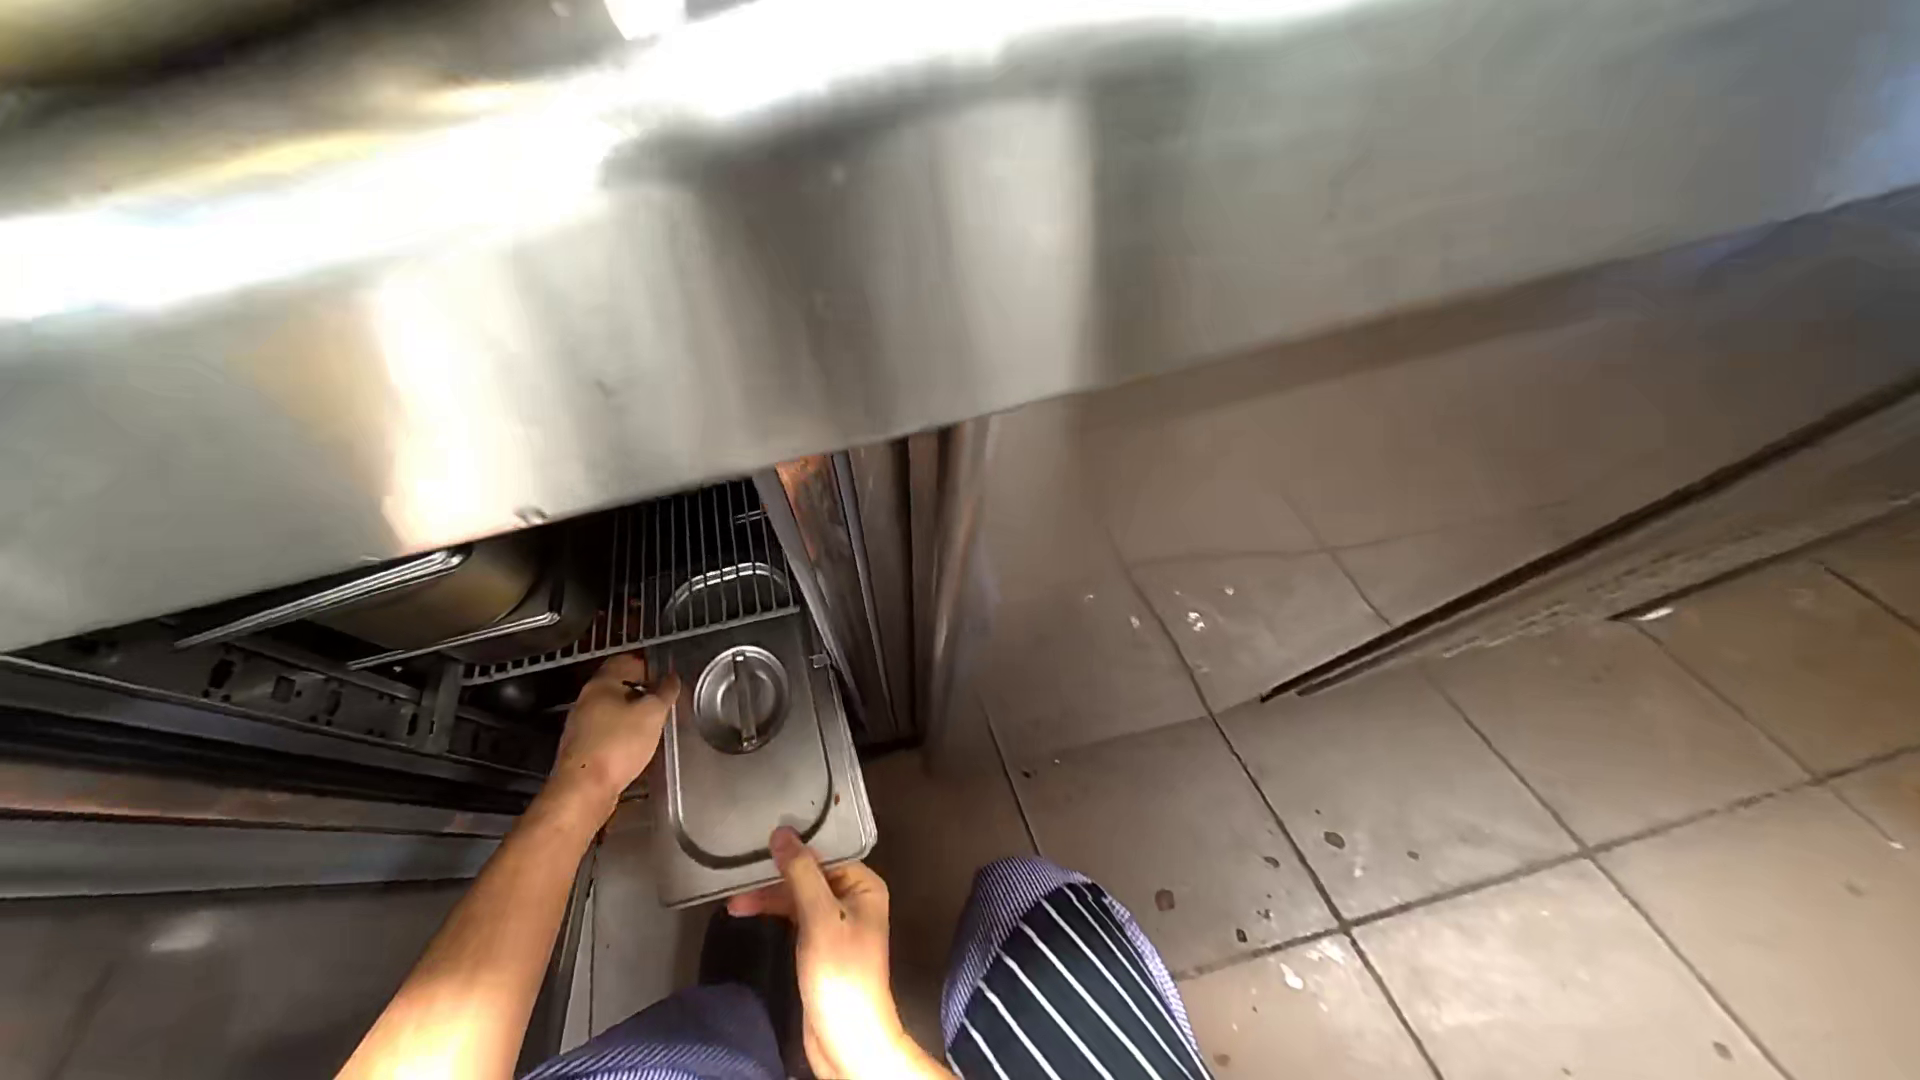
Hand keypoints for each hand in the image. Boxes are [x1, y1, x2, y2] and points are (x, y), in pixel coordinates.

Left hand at [543, 654, 678, 820]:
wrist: (584, 790)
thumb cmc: (615, 747)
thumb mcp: (653, 713)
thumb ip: (665, 692)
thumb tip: (671, 680)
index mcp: (600, 685)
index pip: (623, 661)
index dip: (646, 663)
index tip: (661, 669)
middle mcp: (585, 702)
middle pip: (616, 685)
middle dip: (641, 689)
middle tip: (662, 695)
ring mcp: (581, 726)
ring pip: (611, 709)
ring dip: (632, 712)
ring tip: (654, 720)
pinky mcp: (583, 749)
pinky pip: (607, 731)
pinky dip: (623, 732)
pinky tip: (636, 743)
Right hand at [728, 828, 951, 1079]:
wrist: (847, 1041)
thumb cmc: (840, 973)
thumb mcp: (819, 917)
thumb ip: (801, 874)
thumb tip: (783, 833)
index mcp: (864, 885)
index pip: (827, 854)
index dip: (796, 847)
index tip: (762, 839)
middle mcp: (854, 898)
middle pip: (811, 875)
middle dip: (776, 877)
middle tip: (739, 877)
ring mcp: (837, 922)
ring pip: (799, 896)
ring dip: (770, 897)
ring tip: (733, 902)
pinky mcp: (820, 944)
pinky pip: (796, 917)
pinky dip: (774, 913)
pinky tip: (749, 912)